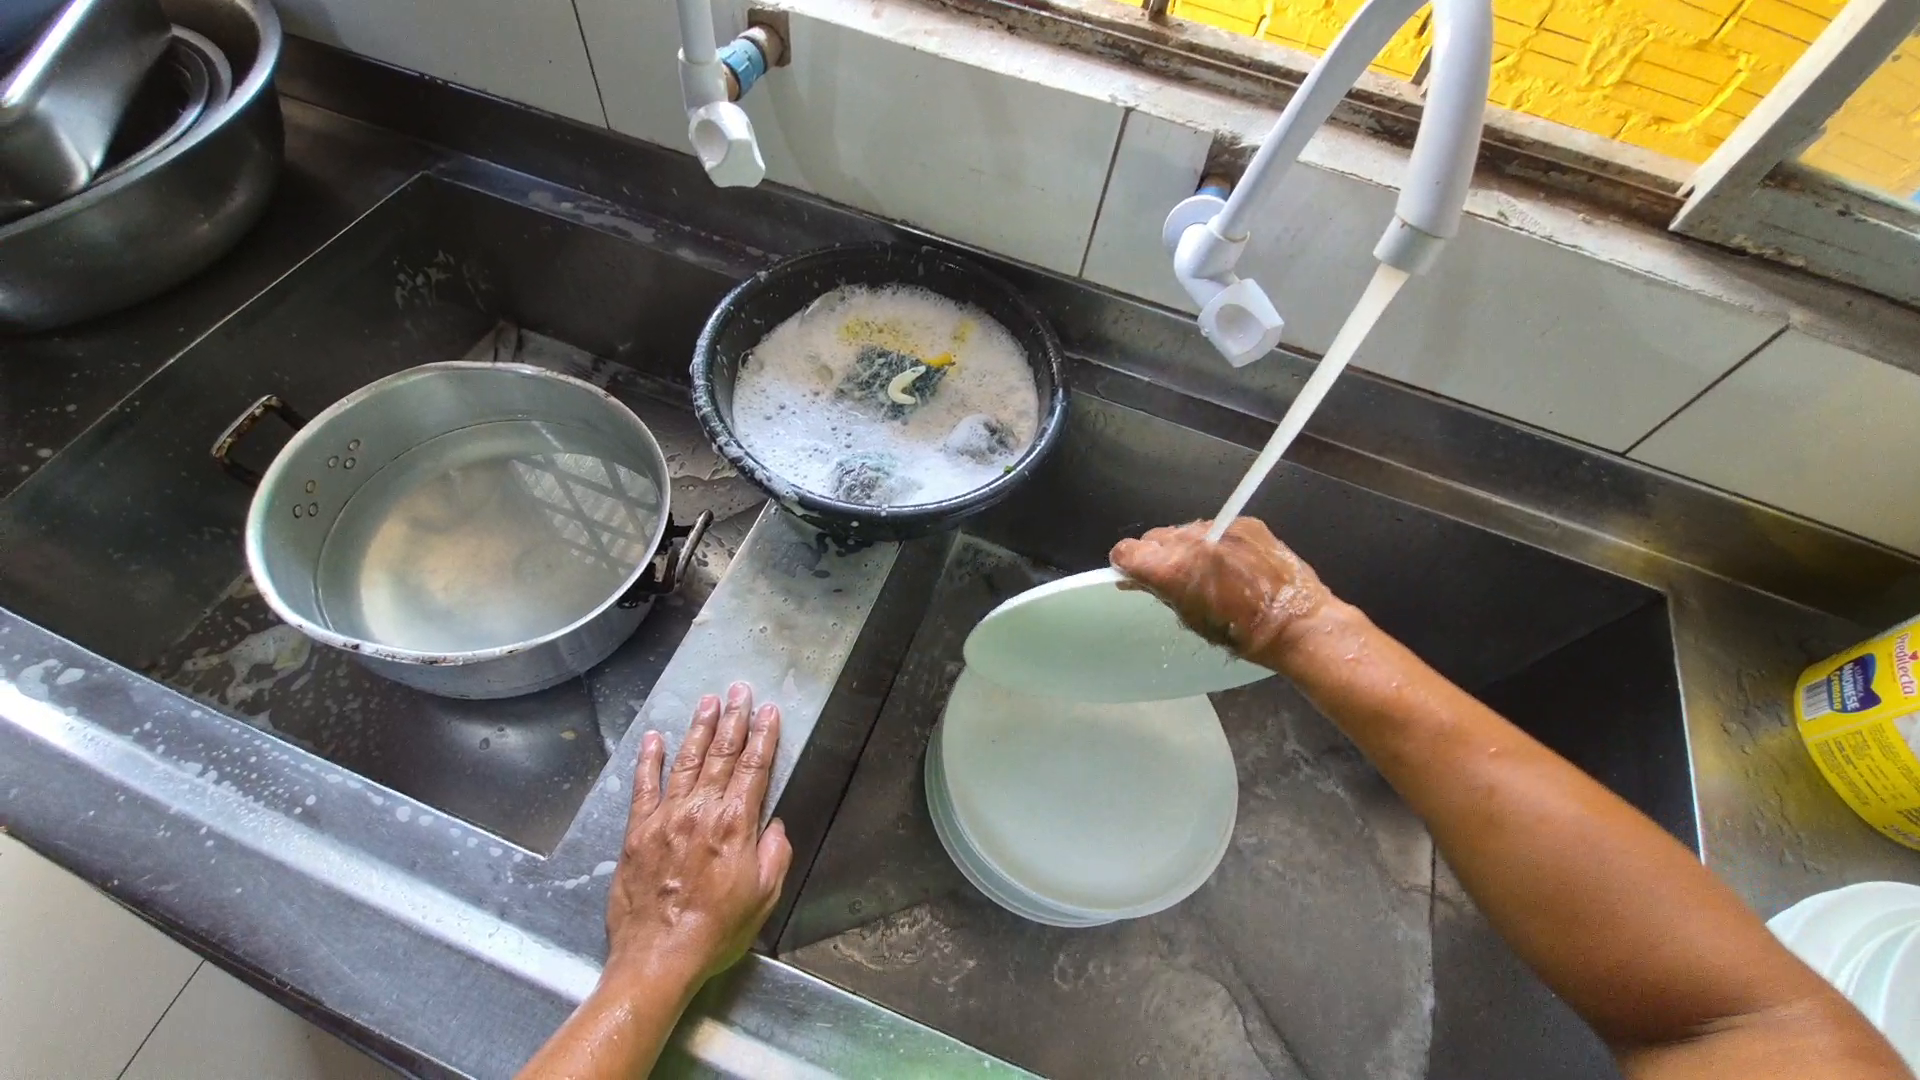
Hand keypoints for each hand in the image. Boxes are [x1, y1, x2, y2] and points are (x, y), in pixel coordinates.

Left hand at [605, 683, 792, 988]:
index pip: (754, 767)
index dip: (763, 736)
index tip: (769, 712)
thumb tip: (773, 825)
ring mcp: (666, 817)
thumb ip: (774, 852)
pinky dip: (649, 760)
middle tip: (740, 691)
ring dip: (700, 728)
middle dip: (734, 719)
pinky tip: (654, 738)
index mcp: (735, 824)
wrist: (658, 958)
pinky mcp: (637, 831)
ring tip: (709, 702)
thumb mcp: (765, 894)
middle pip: (722, 754)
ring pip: (687, 761)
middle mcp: (701, 810)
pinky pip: (644, 786)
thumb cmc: (717, 929)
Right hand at [1110, 517, 1333, 667]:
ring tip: (1209, 571)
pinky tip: (1232, 563)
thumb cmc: (1240, 632)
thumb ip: (1158, 591)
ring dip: (1186, 547)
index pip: (1125, 550)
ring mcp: (1219, 527)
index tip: (1135, 573)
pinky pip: (1216, 527)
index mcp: (1171, 568)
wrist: (1295, 623)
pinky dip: (1216, 542)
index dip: (1126, 562)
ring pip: (1184, 531)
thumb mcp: (1189, 618)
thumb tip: (1135, 578)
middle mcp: (1190, 541)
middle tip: (1176, 577)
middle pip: (1154, 538)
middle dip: (1157, 555)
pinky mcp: (1244, 522)